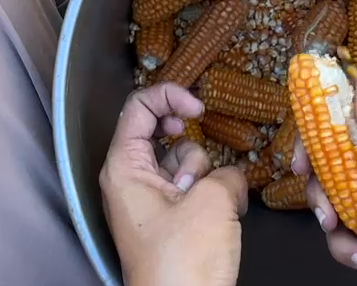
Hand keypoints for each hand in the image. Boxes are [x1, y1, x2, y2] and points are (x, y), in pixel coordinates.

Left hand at [100, 82, 249, 285]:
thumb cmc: (185, 260)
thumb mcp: (212, 201)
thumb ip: (226, 171)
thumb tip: (233, 176)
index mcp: (123, 166)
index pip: (139, 105)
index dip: (170, 95)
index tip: (199, 110)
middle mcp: (130, 179)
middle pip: (161, 131)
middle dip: (189, 142)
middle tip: (201, 160)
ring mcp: (149, 201)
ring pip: (182, 159)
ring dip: (204, 172)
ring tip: (209, 206)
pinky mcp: (168, 222)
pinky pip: (191, 187)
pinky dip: (210, 192)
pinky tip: (221, 215)